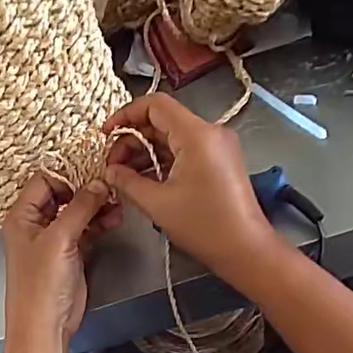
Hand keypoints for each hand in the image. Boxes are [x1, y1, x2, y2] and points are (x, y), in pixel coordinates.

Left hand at [1, 174, 120, 352]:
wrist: (45, 326)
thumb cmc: (40, 286)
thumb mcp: (59, 240)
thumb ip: (80, 208)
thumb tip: (98, 183)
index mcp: (22, 216)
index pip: (45, 180)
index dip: (69, 174)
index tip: (94, 171)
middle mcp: (37, 224)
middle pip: (64, 194)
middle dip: (88, 189)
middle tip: (111, 186)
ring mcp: (55, 239)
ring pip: (78, 211)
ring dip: (98, 206)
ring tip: (117, 203)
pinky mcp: (72, 252)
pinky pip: (87, 228)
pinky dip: (101, 222)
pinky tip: (114, 218)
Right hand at [103, 93, 283, 284]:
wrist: (245, 248)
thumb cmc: (204, 225)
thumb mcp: (157, 203)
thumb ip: (128, 181)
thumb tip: (110, 171)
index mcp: (197, 134)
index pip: (155, 104)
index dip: (125, 115)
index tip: (107, 133)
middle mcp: (210, 132)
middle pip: (163, 120)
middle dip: (133, 139)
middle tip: (113, 165)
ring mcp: (218, 146)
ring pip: (173, 136)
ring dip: (146, 152)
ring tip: (125, 176)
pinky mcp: (220, 161)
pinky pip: (186, 150)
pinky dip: (164, 160)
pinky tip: (145, 179)